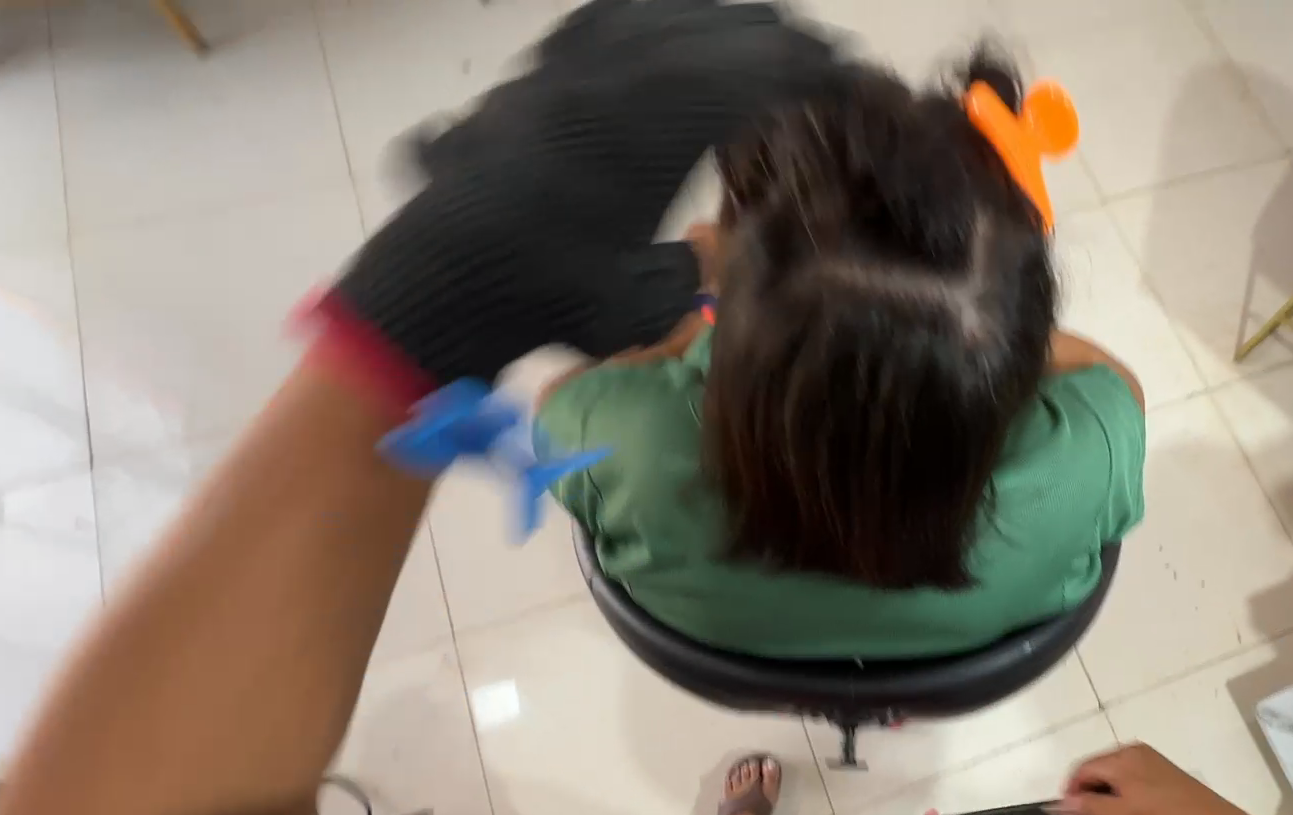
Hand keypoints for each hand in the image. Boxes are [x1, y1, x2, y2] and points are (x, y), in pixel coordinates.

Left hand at [314, 0, 842, 392]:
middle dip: (774, 39)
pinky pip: (605, 18)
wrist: (447, 277)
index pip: (742, 80)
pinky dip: (654, 16)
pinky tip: (671, 26)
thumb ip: (685, 274)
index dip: (801, 74)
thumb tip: (697, 255)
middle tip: (821, 53)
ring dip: (719, 19)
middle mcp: (608, 81)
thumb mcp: (641, 307)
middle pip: (708, 32)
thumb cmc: (549, 299)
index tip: (845, 76)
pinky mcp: (538, 73)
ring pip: (657, 12)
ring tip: (761, 29)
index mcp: (645, 131)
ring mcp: (567, 68)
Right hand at [1053, 743, 1249, 814]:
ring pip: (1113, 775)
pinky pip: (1130, 777)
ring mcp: (1149, 759)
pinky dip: (1122, 794)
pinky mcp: (1161, 769)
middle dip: (1089, 797)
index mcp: (1120, 758)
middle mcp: (1132, 751)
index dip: (1071, 792)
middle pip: (1097, 770)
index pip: (1082, 769)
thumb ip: (1087, 807)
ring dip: (1105, 798)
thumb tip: (1057, 804)